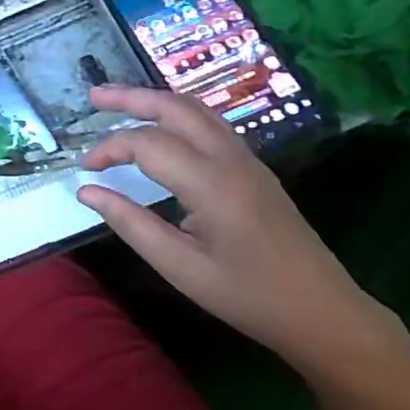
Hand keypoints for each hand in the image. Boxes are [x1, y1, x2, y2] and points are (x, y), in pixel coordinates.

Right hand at [75, 85, 403, 379]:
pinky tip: (162, 125)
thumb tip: (87, 191)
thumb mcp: (180, 267)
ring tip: (120, 101)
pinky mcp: (255, 169)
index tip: (86, 170)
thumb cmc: (248, 296)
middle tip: (94, 97)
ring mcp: (248, 160)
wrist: (323, 312)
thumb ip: (131, 224)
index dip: (110, 149)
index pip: (148, 144)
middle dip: (131, 97)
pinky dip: (178, 113)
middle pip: (175, 108)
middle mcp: (231, 159)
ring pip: (197, 110)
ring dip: (156, 100)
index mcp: (212, 184)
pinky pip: (211, 124)